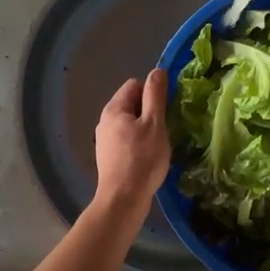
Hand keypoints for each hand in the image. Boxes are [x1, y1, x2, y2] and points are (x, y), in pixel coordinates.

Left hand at [93, 69, 169, 212]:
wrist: (123, 199)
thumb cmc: (142, 159)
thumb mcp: (154, 124)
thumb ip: (155, 95)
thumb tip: (157, 71)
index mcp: (114, 109)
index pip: (134, 85)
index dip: (152, 94)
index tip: (165, 111)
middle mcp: (105, 121)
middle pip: (132, 104)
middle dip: (150, 113)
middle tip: (164, 130)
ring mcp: (105, 140)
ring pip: (130, 124)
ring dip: (146, 130)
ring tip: (157, 146)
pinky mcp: (109, 157)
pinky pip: (127, 140)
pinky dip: (138, 144)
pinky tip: (148, 159)